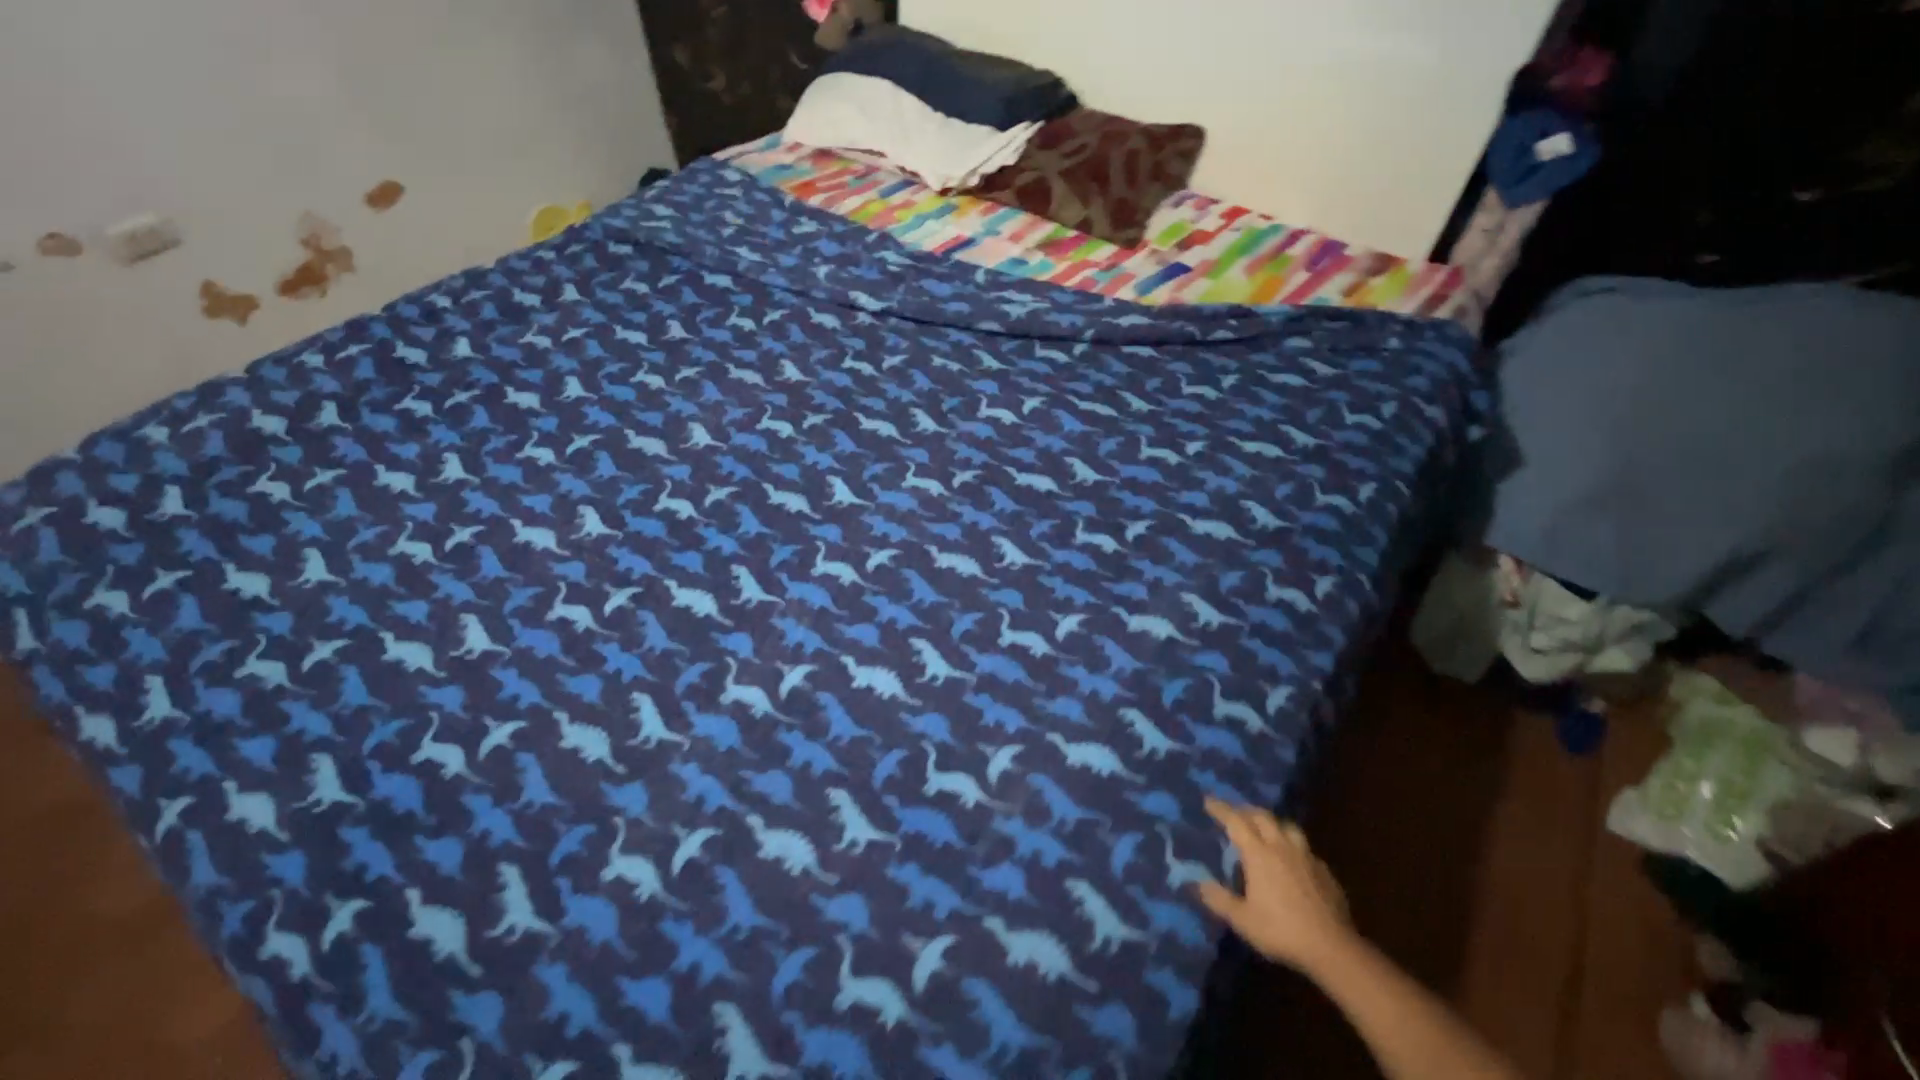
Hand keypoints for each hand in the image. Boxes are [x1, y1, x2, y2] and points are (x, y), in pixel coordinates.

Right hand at [1194, 797, 1355, 969]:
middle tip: (1234, 813)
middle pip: (1263, 817)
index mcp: (1259, 855)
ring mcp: (1306, 857)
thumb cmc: (1280, 930)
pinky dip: (1292, 845)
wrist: (1331, 947)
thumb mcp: (1241, 919)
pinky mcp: (1324, 870)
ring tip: (1264, 829)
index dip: (1221, 809)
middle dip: (1245, 810)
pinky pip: (1304, 848)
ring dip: (1272, 823)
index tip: (1208, 800)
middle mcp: (1282, 847)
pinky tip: (1292, 859)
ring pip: (1288, 827)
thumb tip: (1196, 883)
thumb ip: (1218, 899)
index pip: (1236, 822)